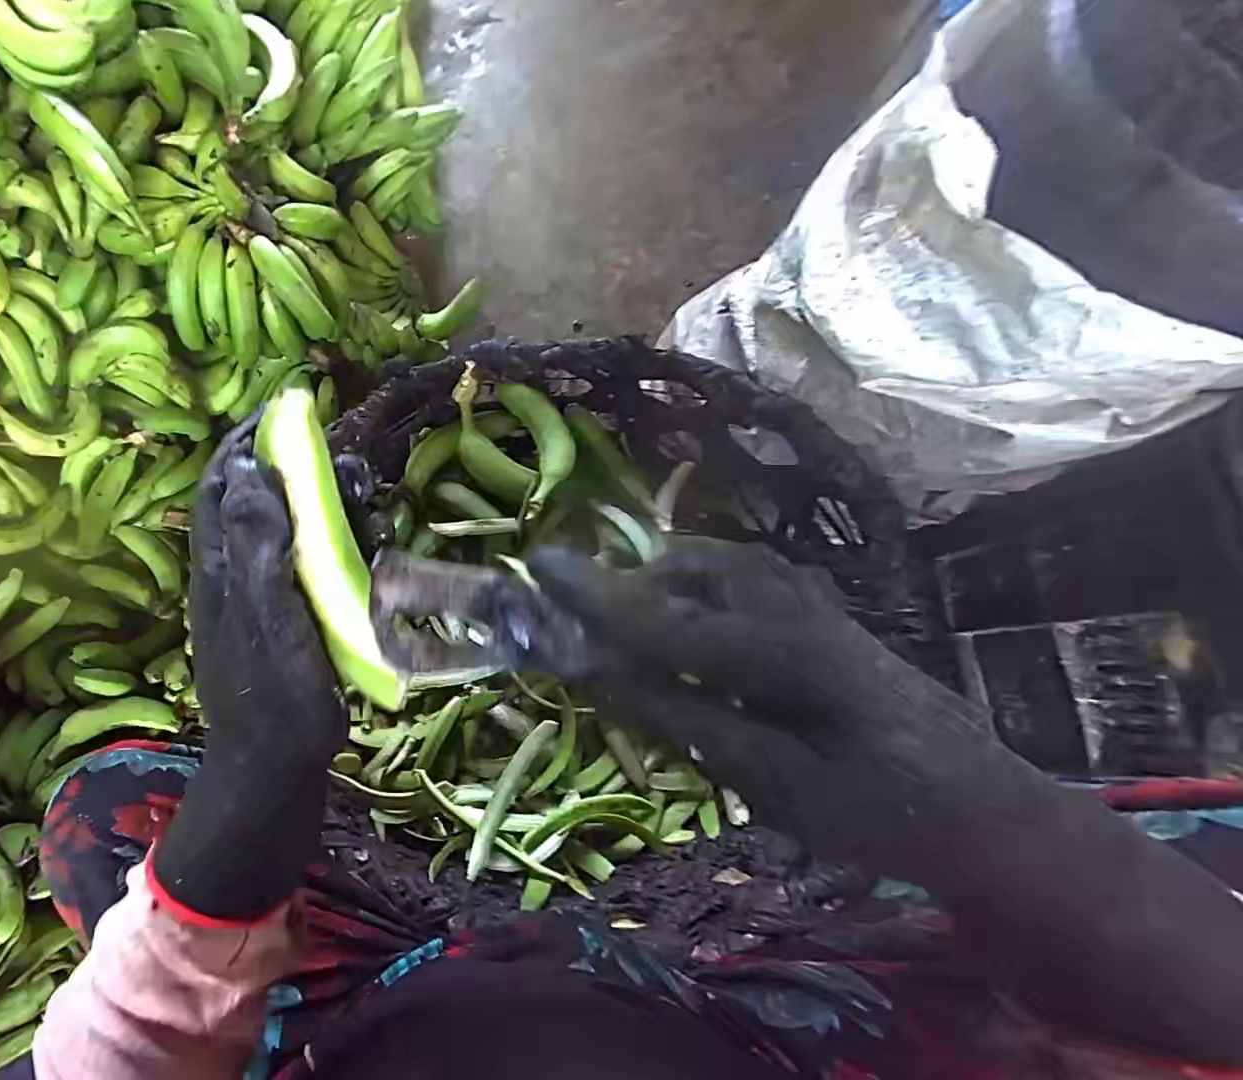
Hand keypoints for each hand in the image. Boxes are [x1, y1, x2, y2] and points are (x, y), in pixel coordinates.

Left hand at [151, 412, 345, 920]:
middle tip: (340, 459)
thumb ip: (256, 545)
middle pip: (259, 500)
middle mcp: (237, 572)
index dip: (246, 442)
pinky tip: (362, 543)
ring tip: (360, 493)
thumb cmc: (274, 698)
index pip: (223, 484)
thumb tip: (248, 469)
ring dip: (321, 503)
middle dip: (294, 467)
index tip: (282, 411)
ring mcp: (263, 594)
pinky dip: (333, 541)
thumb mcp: (265, 619)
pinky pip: (309, 562)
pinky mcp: (289, 615)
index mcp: (221, 566)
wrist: (276, 767)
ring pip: (289, 528)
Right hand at [519, 537, 999, 866]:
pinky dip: (690, 585)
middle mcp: (800, 610)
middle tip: (590, 617)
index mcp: (790, 659)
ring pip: (715, 563)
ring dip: (659, 581)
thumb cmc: (876, 812)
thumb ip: (678, 718)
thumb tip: (595, 669)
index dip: (595, 594)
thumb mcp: (769, 784)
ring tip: (629, 621)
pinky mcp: (818, 608)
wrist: (989, 813)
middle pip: (694, 569)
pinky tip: (681, 620)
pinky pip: (736, 574)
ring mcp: (815, 602)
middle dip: (630, 584)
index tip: (538, 564)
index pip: (667, 619)